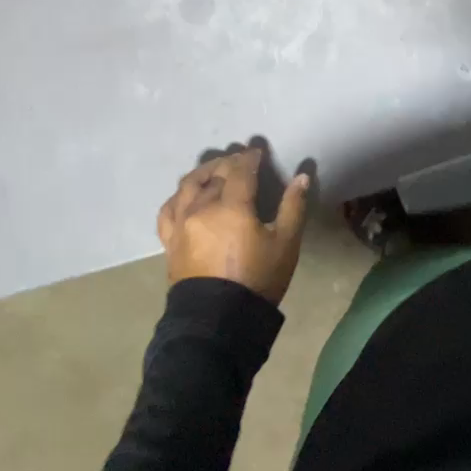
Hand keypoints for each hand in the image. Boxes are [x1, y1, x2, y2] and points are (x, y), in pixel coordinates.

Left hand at [157, 146, 310, 304]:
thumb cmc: (257, 279)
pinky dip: (180, 195)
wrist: (218, 319)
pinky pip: (169, 208)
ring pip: (188, 185)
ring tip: (215, 171)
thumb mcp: (285, 243)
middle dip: (229, 162)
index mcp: (232, 206)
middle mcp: (202, 207)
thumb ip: (293, 206)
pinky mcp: (170, 240)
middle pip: (214, 173)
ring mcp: (181, 223)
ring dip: (203, 172)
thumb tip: (302, 176)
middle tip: (241, 159)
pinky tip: (187, 196)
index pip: (240, 170)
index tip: (259, 150)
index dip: (250, 157)